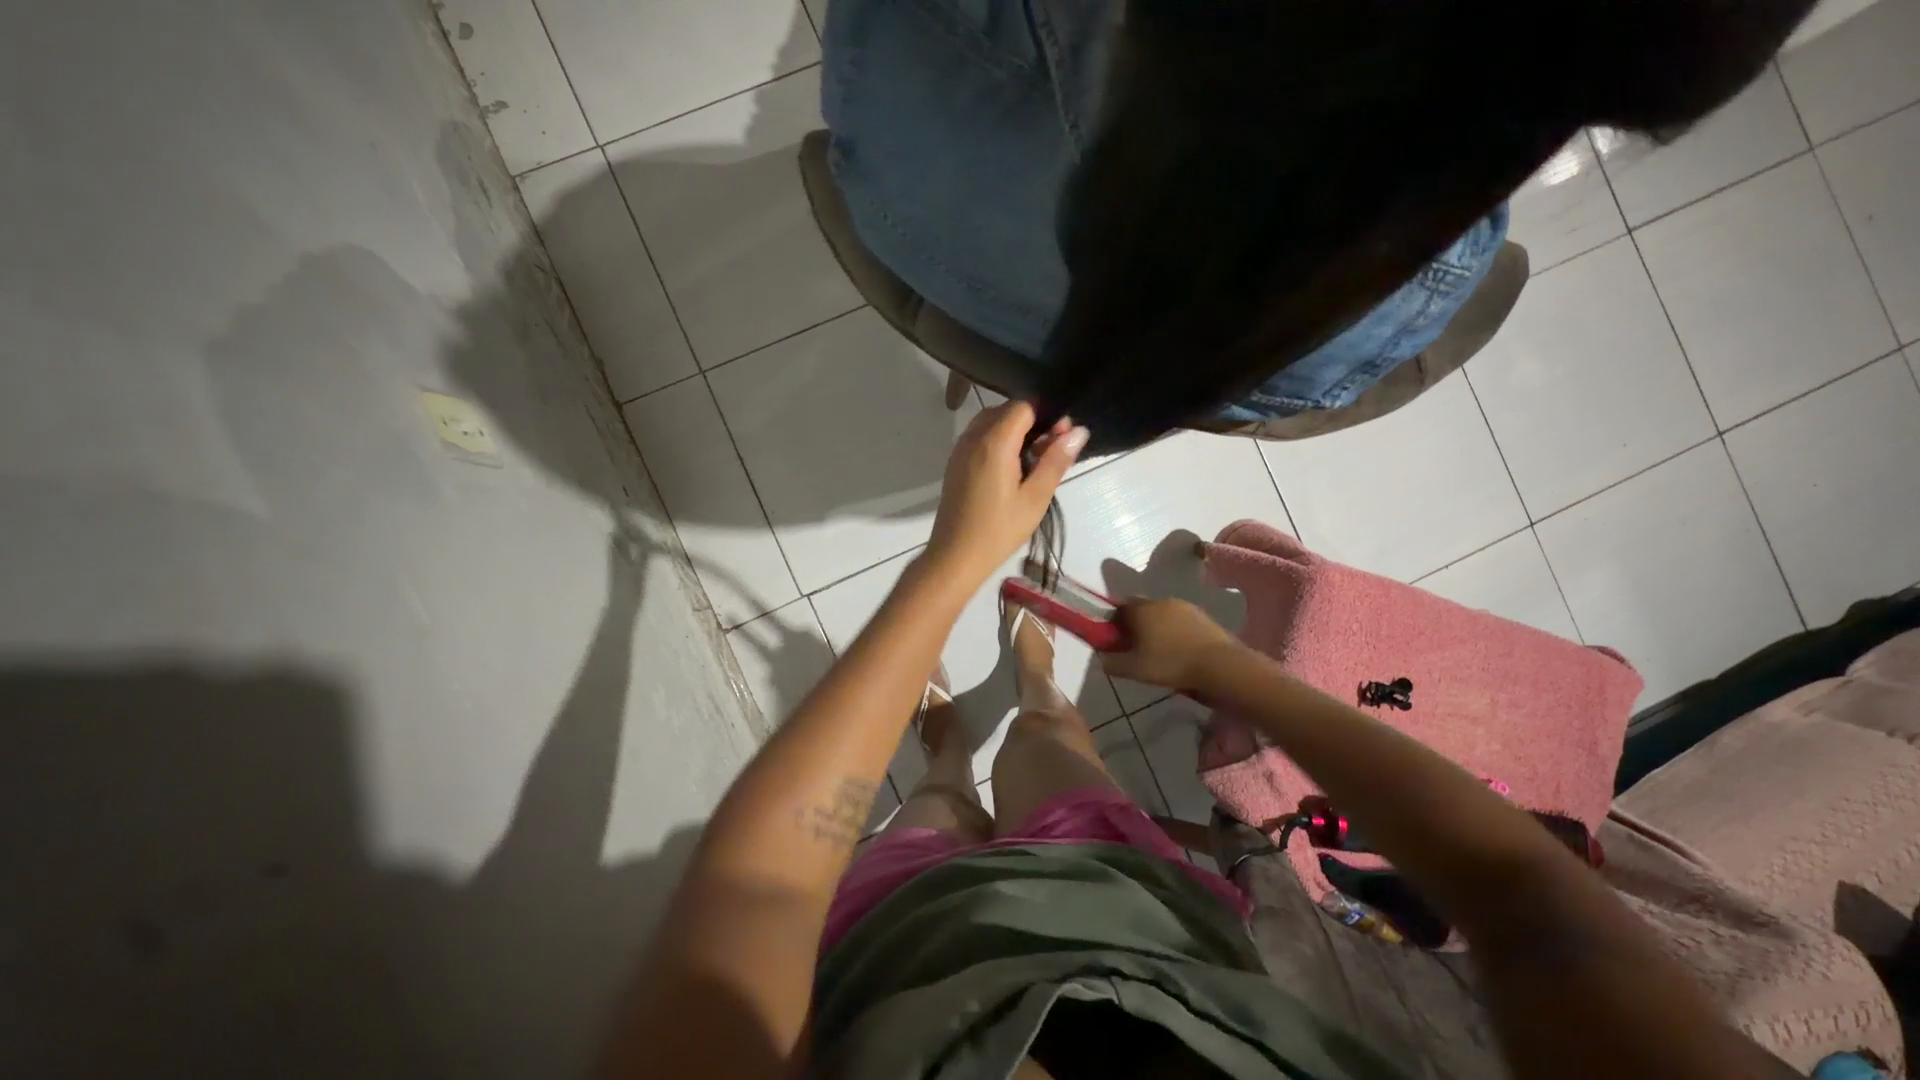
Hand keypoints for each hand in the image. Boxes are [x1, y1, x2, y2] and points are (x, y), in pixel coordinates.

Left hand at [925, 402, 1087, 585]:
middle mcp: (974, 437)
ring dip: (1015, 432)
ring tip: (1034, 462)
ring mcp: (960, 449)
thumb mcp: (1035, 497)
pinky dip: (998, 442)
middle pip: (1007, 410)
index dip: (1047, 414)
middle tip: (1052, 451)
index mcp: (994, 442)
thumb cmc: (999, 530)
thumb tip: (1079, 431)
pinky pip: (979, 437)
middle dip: (1033, 422)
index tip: (1062, 437)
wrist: (956, 556)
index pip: (1024, 405)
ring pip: (992, 422)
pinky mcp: (955, 463)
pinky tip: (1012, 469)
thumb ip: (1056, 460)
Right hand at [1102, 597, 1242, 691]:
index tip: (1114, 640)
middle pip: (1141, 609)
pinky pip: (1181, 620)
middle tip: (1136, 647)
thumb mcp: (1135, 670)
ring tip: (1159, 651)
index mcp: (1141, 609)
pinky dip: (1175, 631)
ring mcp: (1185, 606)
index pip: (1119, 607)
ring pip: (1162, 614)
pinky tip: (1179, 650)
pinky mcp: (1203, 616)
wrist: (1219, 664)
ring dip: (1157, 627)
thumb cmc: (1170, 664)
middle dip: (1136, 624)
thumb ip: (1112, 663)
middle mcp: (1161, 601)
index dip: (1114, 623)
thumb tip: (1101, 658)